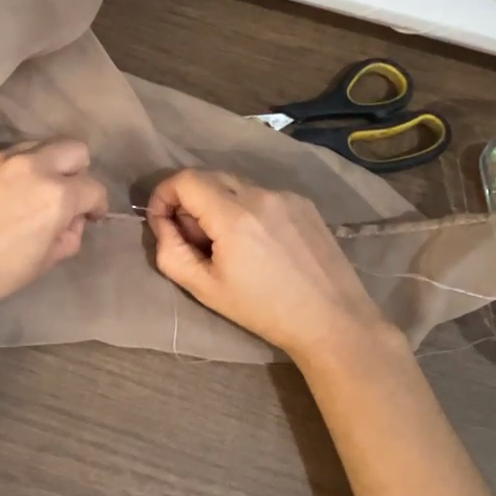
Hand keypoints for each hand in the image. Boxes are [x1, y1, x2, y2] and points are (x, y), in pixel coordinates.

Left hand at [0, 140, 107, 325]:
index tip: (90, 217)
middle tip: (65, 197)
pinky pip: (5, 155)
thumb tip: (72, 222)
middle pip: (73, 149)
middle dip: (77, 172)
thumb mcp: (41, 265)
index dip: (97, 206)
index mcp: (55, 195)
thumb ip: (68, 238)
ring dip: (44, 165)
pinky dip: (12, 170)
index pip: (93, 188)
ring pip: (37, 146)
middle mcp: (31, 166)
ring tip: (30, 193)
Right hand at [145, 169, 396, 359]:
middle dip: (188, 200)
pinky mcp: (303, 203)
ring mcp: (285, 195)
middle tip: (193, 237)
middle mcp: (260, 194)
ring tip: (227, 243)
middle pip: (207, 176)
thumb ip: (171, 252)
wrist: (332, 320)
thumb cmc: (264, 310)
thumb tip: (163, 225)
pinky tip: (258, 243)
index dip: (164, 195)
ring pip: (234, 183)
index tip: (163, 222)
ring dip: (217, 203)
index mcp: (233, 216)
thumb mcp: (205, 289)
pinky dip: (245, 208)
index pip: (184, 180)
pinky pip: (260, 194)